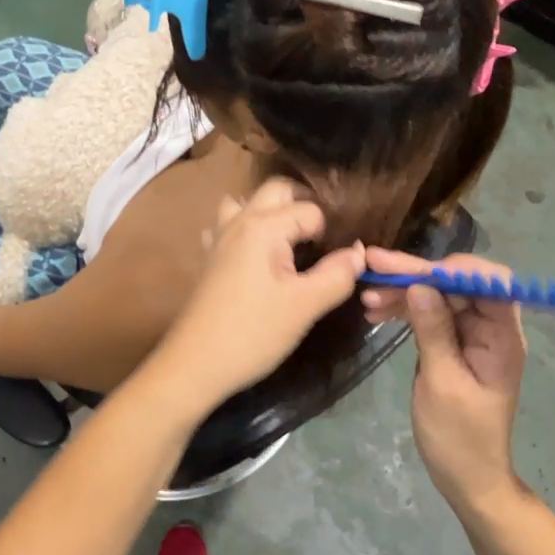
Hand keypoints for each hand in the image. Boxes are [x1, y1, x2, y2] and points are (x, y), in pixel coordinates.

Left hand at [147, 178, 364, 408]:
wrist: (195, 364)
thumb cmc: (254, 332)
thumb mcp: (305, 306)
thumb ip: (337, 274)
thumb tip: (359, 253)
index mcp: (265, 226)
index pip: (311, 210)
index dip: (331, 231)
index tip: (341, 258)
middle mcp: (239, 221)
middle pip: (275, 190)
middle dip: (303, 204)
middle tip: (324, 238)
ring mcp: (219, 238)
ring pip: (245, 202)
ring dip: (269, 211)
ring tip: (290, 239)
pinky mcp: (209, 258)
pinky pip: (226, 226)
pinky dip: (244, 229)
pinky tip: (255, 254)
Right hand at [364, 248, 527, 511]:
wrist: (468, 479)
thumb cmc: (460, 438)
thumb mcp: (442, 384)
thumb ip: (434, 331)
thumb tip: (420, 286)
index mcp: (502, 337)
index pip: (490, 283)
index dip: (454, 269)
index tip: (414, 271)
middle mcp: (492, 329)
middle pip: (458, 284)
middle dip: (417, 274)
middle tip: (374, 267)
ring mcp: (472, 335)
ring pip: (440, 296)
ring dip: (405, 291)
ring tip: (366, 295)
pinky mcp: (454, 344)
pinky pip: (431, 315)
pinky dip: (405, 310)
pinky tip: (375, 310)